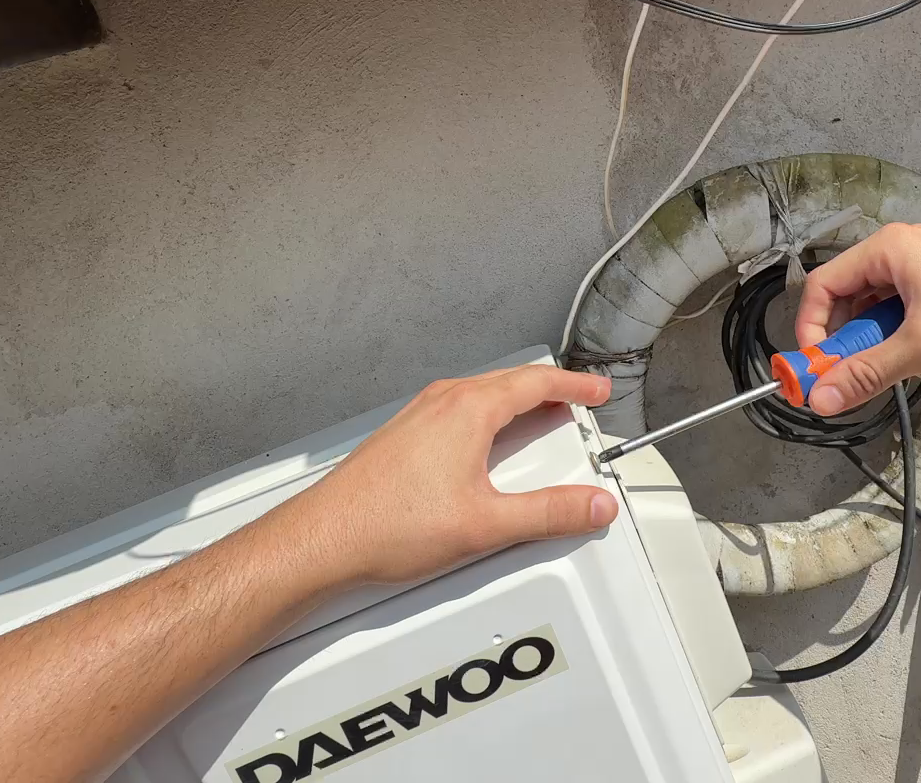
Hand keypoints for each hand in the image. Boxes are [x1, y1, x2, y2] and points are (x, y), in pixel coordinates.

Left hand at [275, 364, 616, 585]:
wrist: (323, 539)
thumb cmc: (389, 526)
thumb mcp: (485, 524)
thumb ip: (549, 514)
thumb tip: (593, 505)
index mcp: (469, 409)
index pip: (537, 383)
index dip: (574, 386)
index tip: (597, 392)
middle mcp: (445, 400)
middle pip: (513, 382)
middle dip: (552, 391)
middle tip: (579, 402)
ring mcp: (422, 413)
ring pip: (486, 393)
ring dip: (521, 401)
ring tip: (543, 419)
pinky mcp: (408, 431)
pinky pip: (463, 407)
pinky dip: (492, 413)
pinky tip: (491, 440)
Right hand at [794, 222, 920, 414]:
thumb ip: (865, 373)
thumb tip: (820, 400)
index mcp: (887, 248)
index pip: (822, 285)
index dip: (811, 327)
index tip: (817, 365)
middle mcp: (901, 246)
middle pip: (849, 296)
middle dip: (852, 339)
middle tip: (857, 372)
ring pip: (879, 305)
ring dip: (882, 341)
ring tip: (904, 368)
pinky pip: (905, 306)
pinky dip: (906, 335)